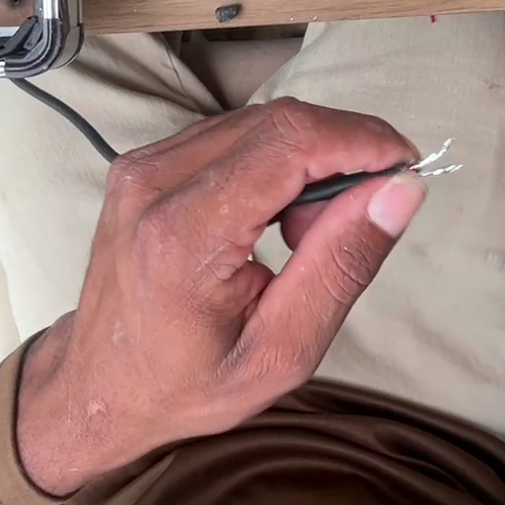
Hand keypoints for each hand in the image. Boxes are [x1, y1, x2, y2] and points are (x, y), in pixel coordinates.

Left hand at [14, 99, 428, 495]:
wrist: (98, 384)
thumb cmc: (189, 383)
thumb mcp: (282, 350)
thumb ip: (342, 263)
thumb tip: (399, 190)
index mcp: (184, 232)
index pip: (288, 143)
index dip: (360, 139)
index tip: (406, 164)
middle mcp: (154, 181)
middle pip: (277, 121)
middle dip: (340, 152)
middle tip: (357, 215)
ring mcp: (141, 164)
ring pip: (257, 121)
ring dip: (306, 159)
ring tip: (306, 233)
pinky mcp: (143, 161)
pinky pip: (231, 134)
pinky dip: (273, 161)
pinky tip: (271, 217)